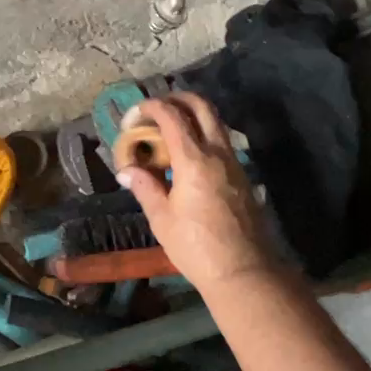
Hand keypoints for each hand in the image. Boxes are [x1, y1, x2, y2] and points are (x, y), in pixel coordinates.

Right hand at [117, 92, 279, 293]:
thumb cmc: (197, 248)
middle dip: (176, 98)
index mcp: (193, 159)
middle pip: (200, 105)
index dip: (150, 107)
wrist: (244, 272)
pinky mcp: (242, 175)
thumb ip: (145, 187)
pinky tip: (188, 155)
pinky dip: (203, 134)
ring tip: (170, 131)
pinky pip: (221, 140)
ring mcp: (233, 162)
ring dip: (192, 115)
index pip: (171, 115)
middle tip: (155, 110)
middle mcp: (217, 152)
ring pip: (214, 121)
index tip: (134, 116)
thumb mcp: (162, 220)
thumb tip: (126, 170)